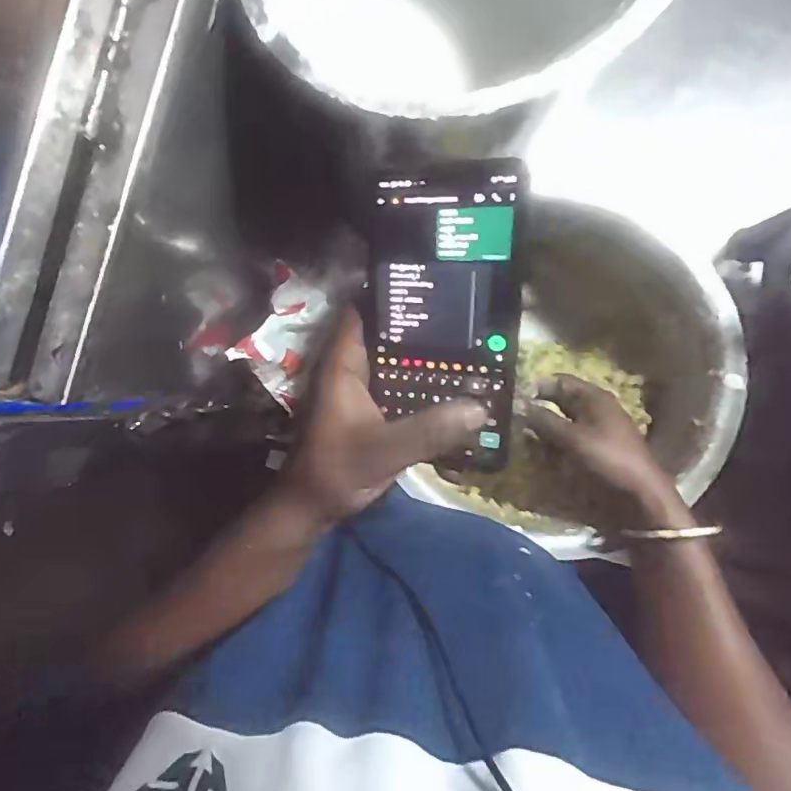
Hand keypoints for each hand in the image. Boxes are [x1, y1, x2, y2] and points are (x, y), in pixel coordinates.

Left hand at [277, 306, 487, 527]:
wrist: (311, 506)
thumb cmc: (337, 470)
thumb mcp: (385, 450)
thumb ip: (430, 429)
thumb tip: (480, 407)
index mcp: (342, 367)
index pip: (360, 313)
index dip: (387, 295)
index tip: (427, 284)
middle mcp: (348, 371)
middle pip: (382, 336)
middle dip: (417, 328)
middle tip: (463, 319)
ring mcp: (355, 391)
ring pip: (390, 363)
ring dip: (420, 359)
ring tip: (466, 348)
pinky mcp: (364, 411)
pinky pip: (393, 387)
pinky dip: (416, 385)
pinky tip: (448, 389)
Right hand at [517, 373, 682, 518]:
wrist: (640, 492)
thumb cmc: (608, 457)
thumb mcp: (571, 437)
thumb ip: (543, 419)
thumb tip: (517, 404)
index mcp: (594, 397)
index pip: (559, 381)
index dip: (536, 386)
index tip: (513, 397)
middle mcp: (596, 407)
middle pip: (560, 398)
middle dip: (537, 404)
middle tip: (512, 413)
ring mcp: (597, 426)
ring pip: (562, 416)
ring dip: (543, 422)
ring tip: (521, 430)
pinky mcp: (596, 443)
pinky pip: (568, 433)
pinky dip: (553, 436)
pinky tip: (540, 445)